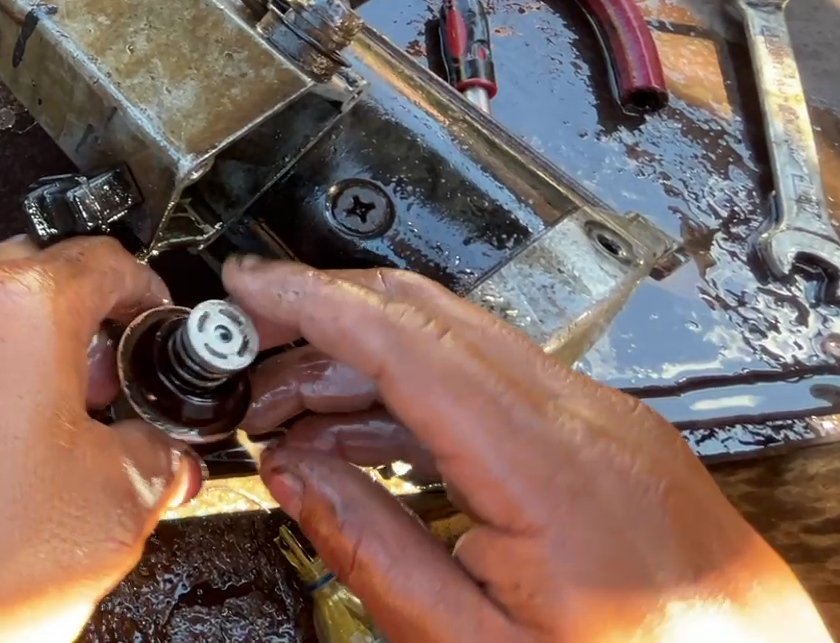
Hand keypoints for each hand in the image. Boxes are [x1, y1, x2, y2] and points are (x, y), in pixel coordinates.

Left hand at [0, 237, 201, 641]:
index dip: (143, 288)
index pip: (103, 261)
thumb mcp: (102, 517)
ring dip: (26, 344)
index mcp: (16, 309)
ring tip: (50, 419)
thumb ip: (151, 466)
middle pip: (38, 274)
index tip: (150, 314)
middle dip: (82, 316)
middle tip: (107, 378)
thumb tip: (158, 455)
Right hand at [225, 257, 830, 642]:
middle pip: (419, 315)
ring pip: (439, 342)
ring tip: (278, 407)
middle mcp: (586, 421)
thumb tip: (290, 475)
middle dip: (313, 313)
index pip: (404, 338)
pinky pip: (471, 385)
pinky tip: (344, 434)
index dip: (308, 300)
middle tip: (243, 338)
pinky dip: (393, 393)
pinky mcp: (595, 440)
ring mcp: (596, 423)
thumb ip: (372, 553)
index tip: (246, 285)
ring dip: (346, 360)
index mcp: (559, 469)